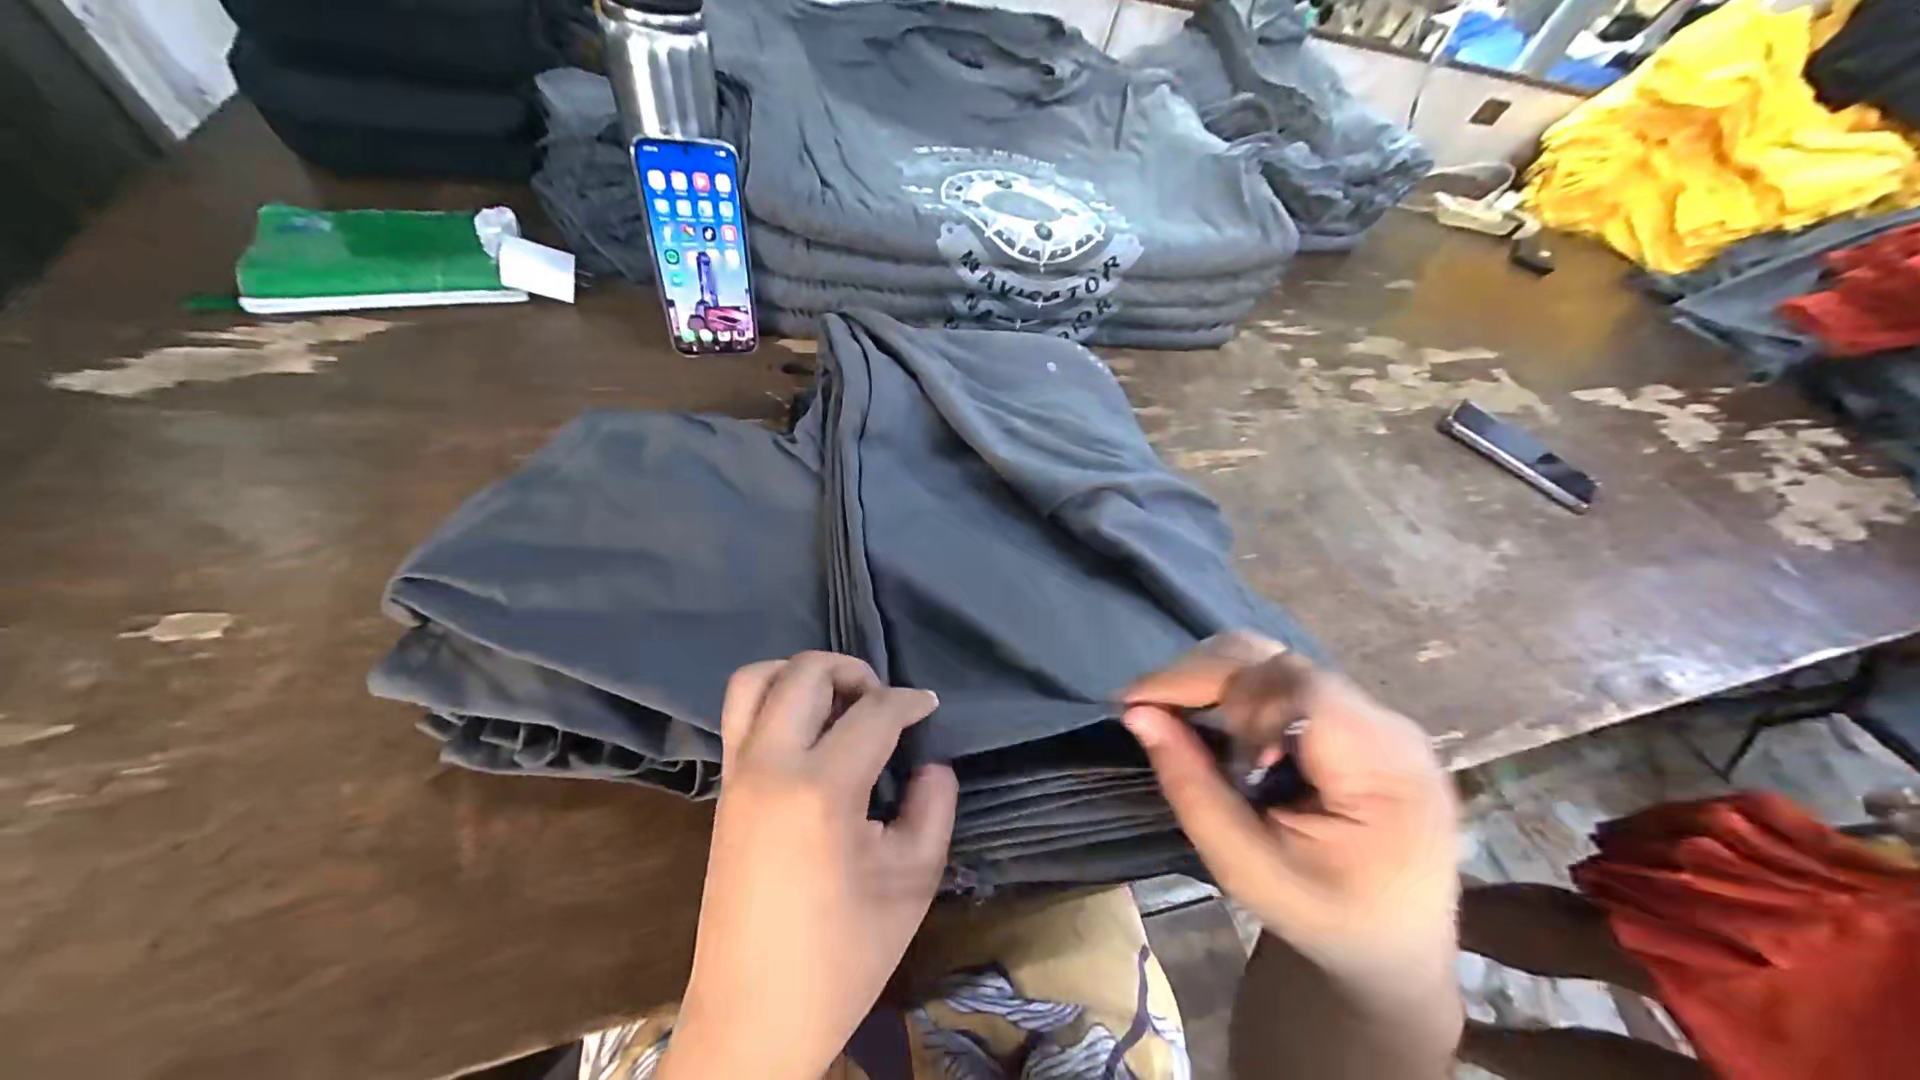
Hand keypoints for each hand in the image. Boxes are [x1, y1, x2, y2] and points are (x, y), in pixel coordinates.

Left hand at [658, 653, 957, 1079]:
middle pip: (805, 672)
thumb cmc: (844, 955)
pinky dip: (776, 700)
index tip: (930, 706)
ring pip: (756, 680)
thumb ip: (933, 807)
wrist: (754, 1015)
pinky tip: (810, 736)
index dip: (910, 701)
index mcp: (820, 790)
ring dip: (802, 674)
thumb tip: (930, 764)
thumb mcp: (913, 881)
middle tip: (884, 702)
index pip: (873, 712)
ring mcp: (736, 776)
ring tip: (839, 704)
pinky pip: (741, 716)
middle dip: (852, 671)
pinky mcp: (722, 792)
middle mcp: (769, 766)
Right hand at [1119, 632, 1459, 990]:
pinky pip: (1285, 678)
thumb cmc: (1326, 919)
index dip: (1215, 684)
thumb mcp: (1248, 869)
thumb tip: (1137, 713)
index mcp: (1382, 771)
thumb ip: (1193, 789)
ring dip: (1215, 676)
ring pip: (1277, 659)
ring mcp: (1377, 716)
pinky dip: (1235, 685)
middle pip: (1280, 662)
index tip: (1146, 704)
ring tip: (1171, 708)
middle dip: (1203, 673)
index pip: (1294, 687)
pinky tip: (1209, 714)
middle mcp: (1388, 727)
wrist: (1397, 946)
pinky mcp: (1358, 716)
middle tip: (1146, 704)